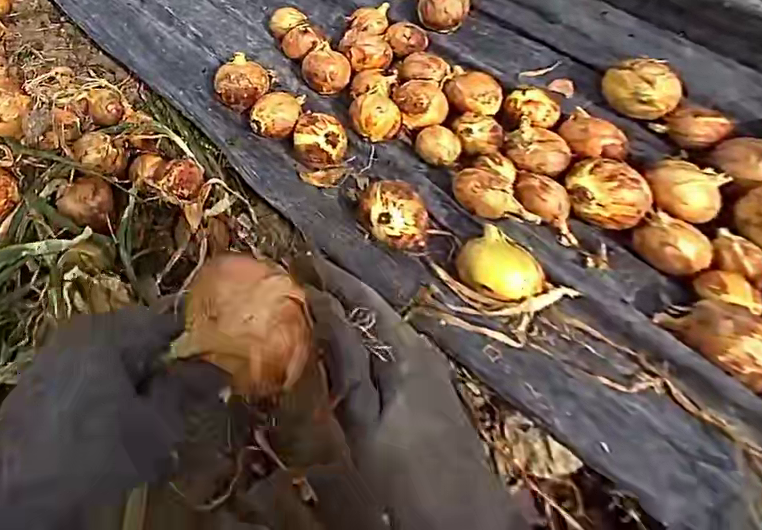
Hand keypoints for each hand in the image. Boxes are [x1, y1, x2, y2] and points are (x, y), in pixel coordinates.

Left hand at [0, 307, 225, 528]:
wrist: (13, 486)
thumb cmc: (92, 450)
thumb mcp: (152, 429)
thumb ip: (183, 393)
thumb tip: (214, 369)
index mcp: (110, 329)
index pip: (163, 321)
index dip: (189, 346)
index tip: (208, 372)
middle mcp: (82, 328)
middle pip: (135, 338)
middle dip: (159, 370)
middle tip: (176, 409)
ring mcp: (58, 350)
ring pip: (110, 358)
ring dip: (131, 385)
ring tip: (145, 425)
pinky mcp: (41, 377)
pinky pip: (86, 373)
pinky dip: (104, 394)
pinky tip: (109, 429)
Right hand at [310, 258, 524, 529]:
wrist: (468, 529)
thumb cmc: (408, 477)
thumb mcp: (364, 417)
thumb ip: (344, 355)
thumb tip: (320, 300)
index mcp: (405, 347)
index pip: (359, 293)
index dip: (325, 274)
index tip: (293, 259)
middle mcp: (419, 348)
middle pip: (369, 307)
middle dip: (331, 290)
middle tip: (292, 279)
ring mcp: (427, 370)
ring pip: (376, 327)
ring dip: (342, 314)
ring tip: (305, 305)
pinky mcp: (427, 391)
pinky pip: (384, 348)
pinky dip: (356, 338)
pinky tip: (336, 346)